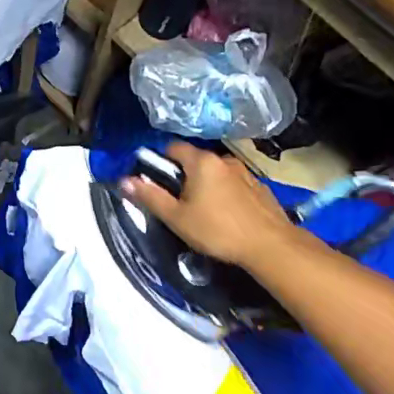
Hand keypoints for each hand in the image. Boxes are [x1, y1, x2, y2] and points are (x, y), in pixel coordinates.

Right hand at [120, 142, 294, 268]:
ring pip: (216, 173)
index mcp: (202, 162)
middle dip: (183, 177)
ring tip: (204, 213)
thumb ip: (150, 197)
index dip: (161, 162)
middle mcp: (224, 159)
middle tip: (179, 205)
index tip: (158, 185)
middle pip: (195, 161)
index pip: (173, 148)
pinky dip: (225, 194)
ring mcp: (245, 172)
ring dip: (206, 185)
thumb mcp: (177, 218)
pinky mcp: (259, 187)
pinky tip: (227, 216)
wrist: (269, 245)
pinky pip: (233, 184)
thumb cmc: (217, 230)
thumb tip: (124, 181)